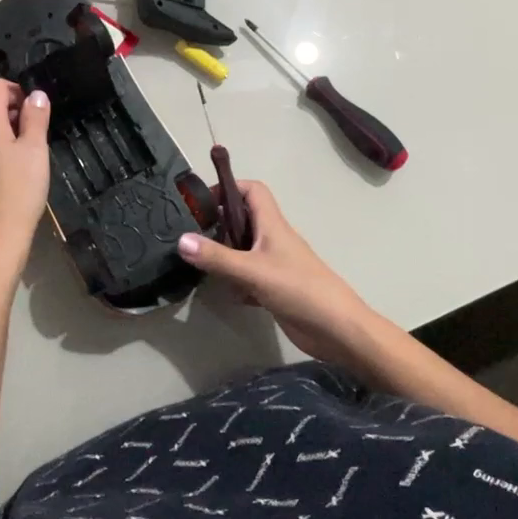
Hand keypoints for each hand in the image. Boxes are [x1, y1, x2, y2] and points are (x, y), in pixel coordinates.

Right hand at [177, 180, 380, 366]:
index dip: (228, 188)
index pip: (252, 190)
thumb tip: (180, 239)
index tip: (201, 202)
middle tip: (191, 235)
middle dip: (218, 224)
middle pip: (243, 220)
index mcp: (272, 225)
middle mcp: (272, 240)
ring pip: (243, 251)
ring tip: (199, 265)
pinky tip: (226, 294)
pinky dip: (236, 283)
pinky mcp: (274, 288)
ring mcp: (274, 265)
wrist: (338, 330)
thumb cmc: (299, 289)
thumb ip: (216, 257)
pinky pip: (248, 278)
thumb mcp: (253, 271)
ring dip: (224, 256)